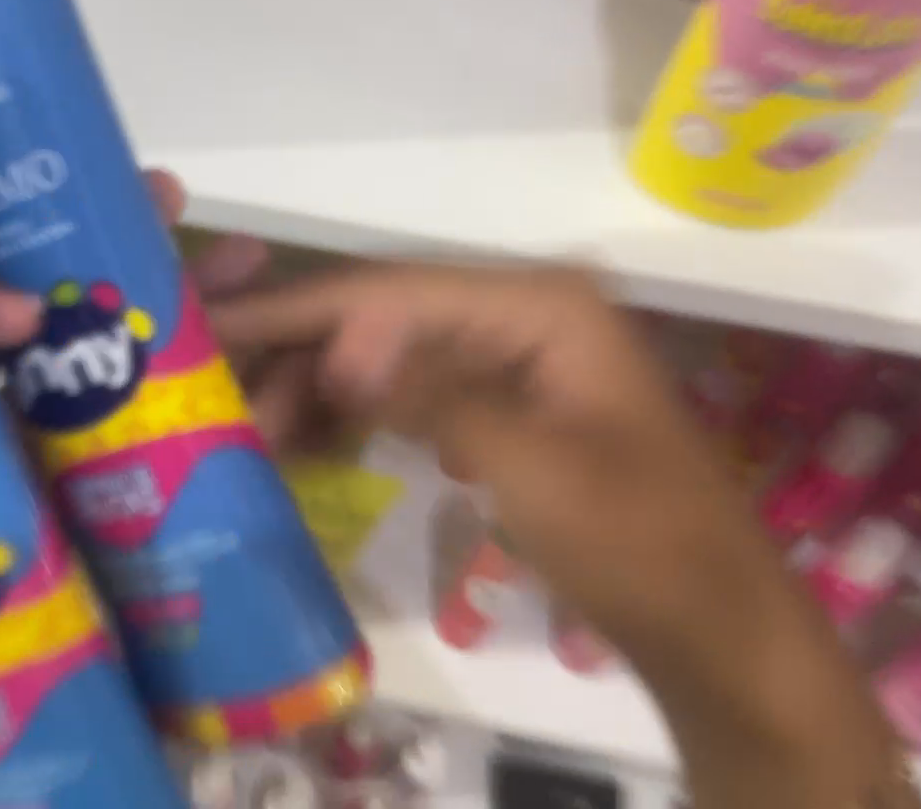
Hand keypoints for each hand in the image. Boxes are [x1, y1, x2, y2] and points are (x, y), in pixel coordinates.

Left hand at [0, 172, 264, 808]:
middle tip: (160, 201)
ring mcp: (8, 471)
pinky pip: (117, 469)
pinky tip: (242, 389)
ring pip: (81, 377)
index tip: (19, 306)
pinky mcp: (56, 534)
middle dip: (88, 260)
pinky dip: (176, 425)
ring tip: (232, 268)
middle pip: (20, 322)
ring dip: (151, 318)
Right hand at [211, 265, 779, 653]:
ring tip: (255, 432)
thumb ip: (431, 393)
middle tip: (219, 396)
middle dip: (295, 356)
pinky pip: (394, 390)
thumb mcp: (534, 467)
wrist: (710, 629)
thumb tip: (338, 344)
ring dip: (312, 389)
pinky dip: (345, 414)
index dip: (290, 308)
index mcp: (534, 303)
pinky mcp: (484, 397)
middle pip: (370, 316)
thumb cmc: (639, 543)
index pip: (384, 291)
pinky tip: (301, 442)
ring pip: (374, 353)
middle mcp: (509, 310)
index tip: (209, 325)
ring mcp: (496, 354)